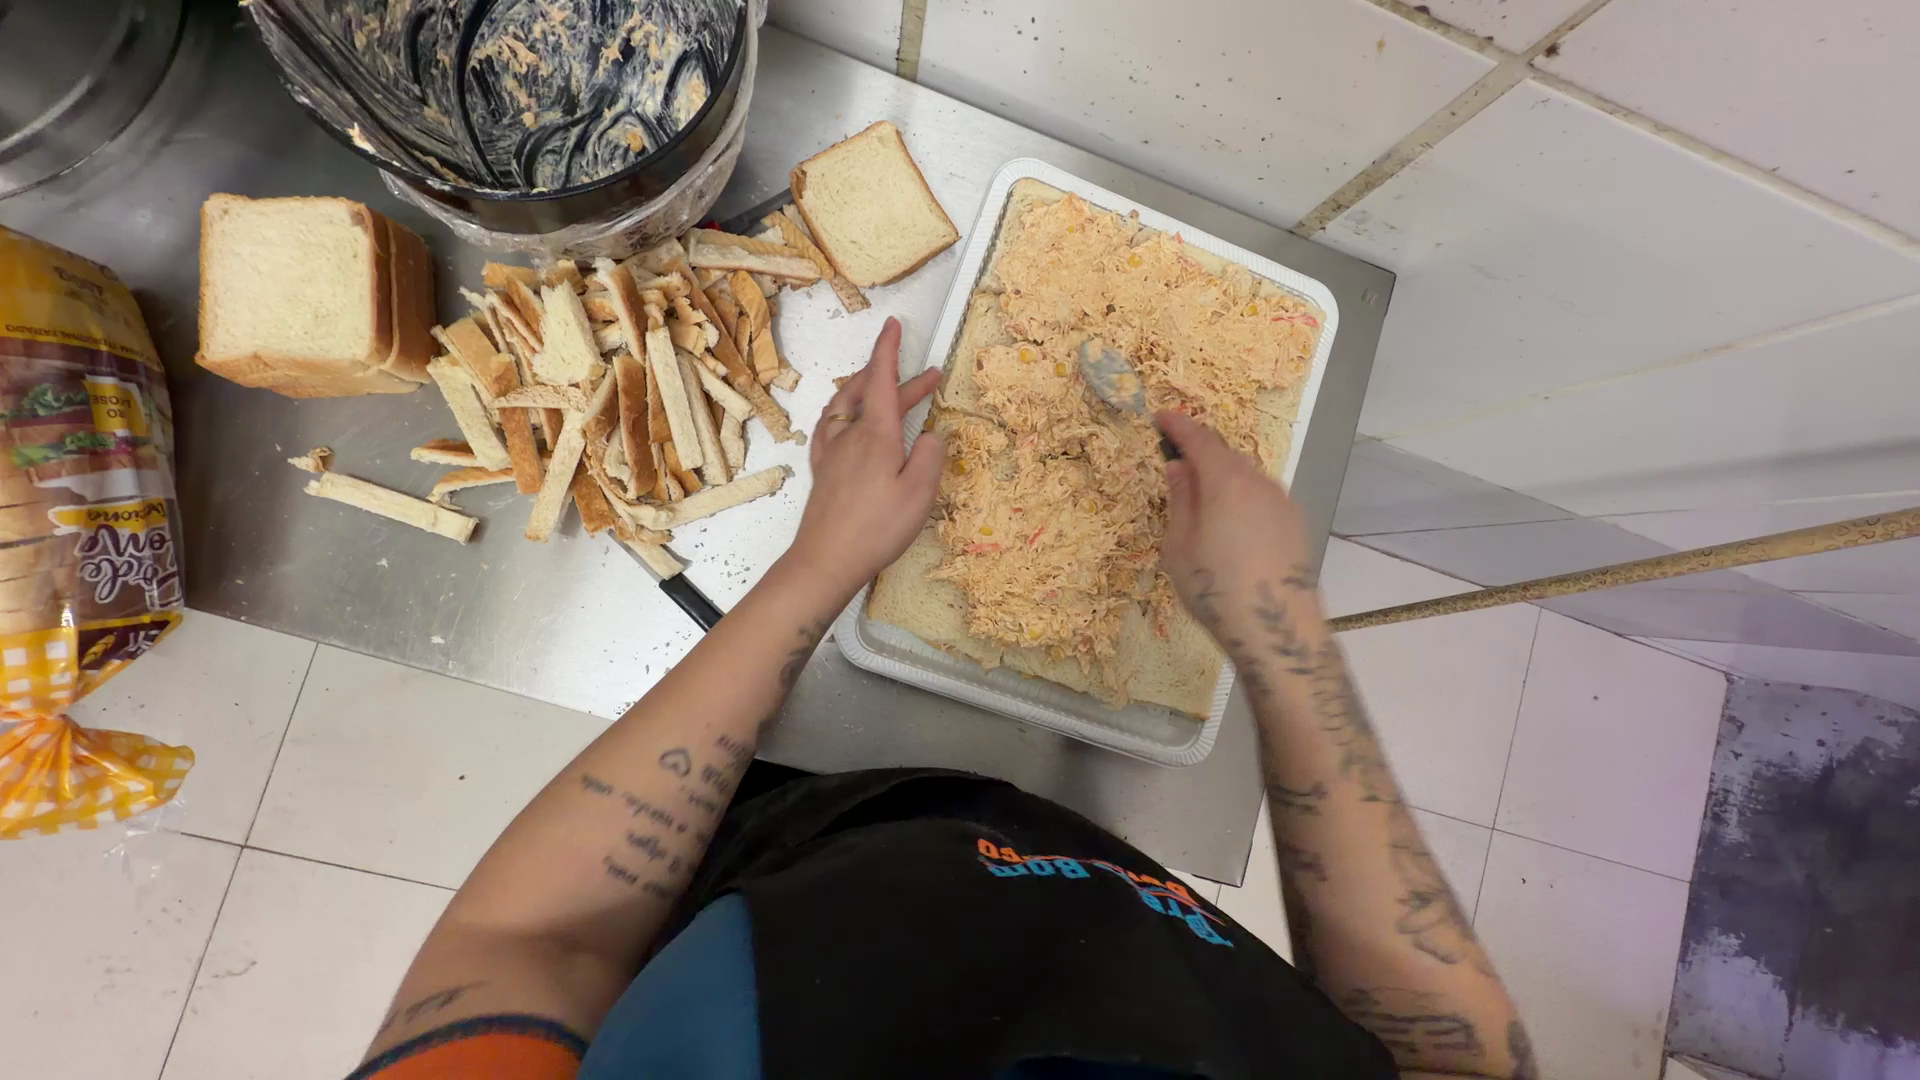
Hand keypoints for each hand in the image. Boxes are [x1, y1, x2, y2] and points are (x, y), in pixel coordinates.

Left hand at [782, 318, 944, 598]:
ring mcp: (832, 452)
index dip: (888, 350)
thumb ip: (930, 456)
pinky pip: (831, 425)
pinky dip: (845, 411)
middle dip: (898, 378)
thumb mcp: (919, 493)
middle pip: (871, 393)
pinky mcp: (824, 471)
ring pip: (847, 406)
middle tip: (930, 377)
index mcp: (875, 435)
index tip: (893, 325)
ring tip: (888, 388)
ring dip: (869, 390)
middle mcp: (849, 435)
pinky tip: (847, 419)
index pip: (883, 381)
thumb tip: (930, 436)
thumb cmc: (877, 528)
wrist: (826, 560)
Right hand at [1157, 410, 1321, 646]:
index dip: (1179, 425)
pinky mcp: (1294, 523)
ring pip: (1246, 476)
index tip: (1161, 417)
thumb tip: (1179, 467)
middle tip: (1176, 457)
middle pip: (1226, 455)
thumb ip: (1180, 500)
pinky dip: (1240, 495)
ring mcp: (1282, 502)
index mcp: (1226, 482)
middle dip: (1200, 451)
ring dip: (1221, 476)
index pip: (1200, 440)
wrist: (1277, 629)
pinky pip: (1260, 496)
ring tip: (1200, 496)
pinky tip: (1229, 521)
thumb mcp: (1179, 546)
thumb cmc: (1215, 589)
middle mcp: (1259, 483)